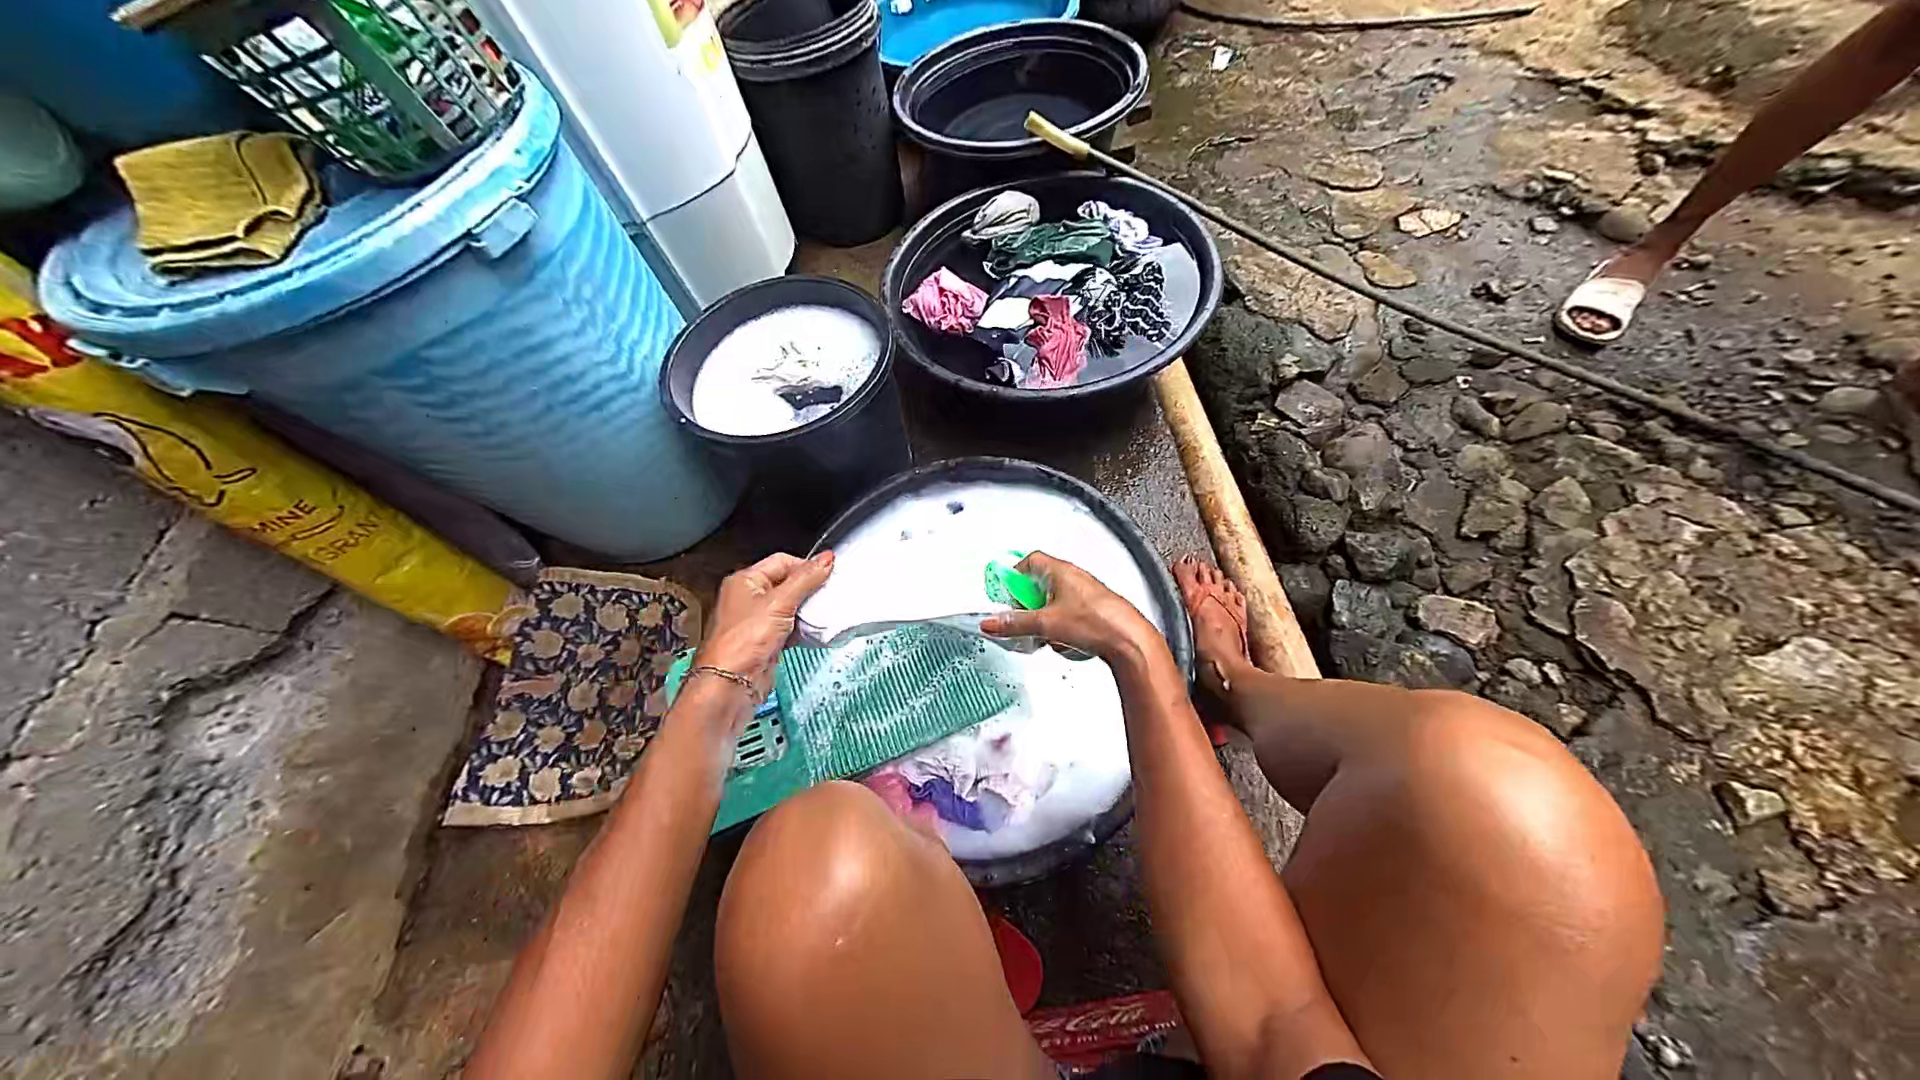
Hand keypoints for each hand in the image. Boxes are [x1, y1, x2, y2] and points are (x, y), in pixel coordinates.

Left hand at [693, 551, 834, 698]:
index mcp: (745, 581)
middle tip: (825, 592)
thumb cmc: (740, 643)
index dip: (805, 566)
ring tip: (818, 612)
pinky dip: (802, 628)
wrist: (732, 684)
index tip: (826, 572)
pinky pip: (790, 627)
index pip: (782, 562)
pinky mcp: (766, 640)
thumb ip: (805, 579)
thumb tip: (825, 559)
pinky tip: (810, 631)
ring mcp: (757, 620)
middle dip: (808, 589)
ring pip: (790, 606)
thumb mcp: (780, 602)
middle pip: (787, 583)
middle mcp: (748, 598)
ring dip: (806, 610)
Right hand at [978, 551, 1161, 661]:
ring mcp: (1086, 595)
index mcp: (1061, 571)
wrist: (1131, 642)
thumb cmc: (1099, 622)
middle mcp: (1075, 578)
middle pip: (1040, 583)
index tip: (1004, 591)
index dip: (1014, 574)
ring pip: (1054, 602)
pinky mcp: (1095, 612)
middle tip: (1022, 618)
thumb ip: (1015, 624)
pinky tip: (1064, 642)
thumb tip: (992, 622)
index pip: (1029, 560)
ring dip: (1045, 619)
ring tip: (1046, 635)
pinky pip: (1069, 615)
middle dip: (1028, 604)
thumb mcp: (1045, 624)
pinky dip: (1061, 627)